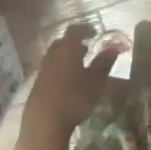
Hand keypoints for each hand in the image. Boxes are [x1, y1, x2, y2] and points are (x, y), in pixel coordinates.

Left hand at [18, 24, 123, 149]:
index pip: (75, 30)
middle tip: (87, 48)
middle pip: (63, 41)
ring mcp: (43, 67)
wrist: (44, 120)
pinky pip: (51, 66)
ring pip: (56, 54)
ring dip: (67, 54)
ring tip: (79, 64)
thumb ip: (104, 63)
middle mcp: (52, 54)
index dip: (85, 29)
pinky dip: (60, 65)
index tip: (95, 32)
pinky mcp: (37, 81)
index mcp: (67, 49)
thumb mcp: (95, 82)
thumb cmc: (74, 98)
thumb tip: (113, 47)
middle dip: (75, 42)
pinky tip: (67, 80)